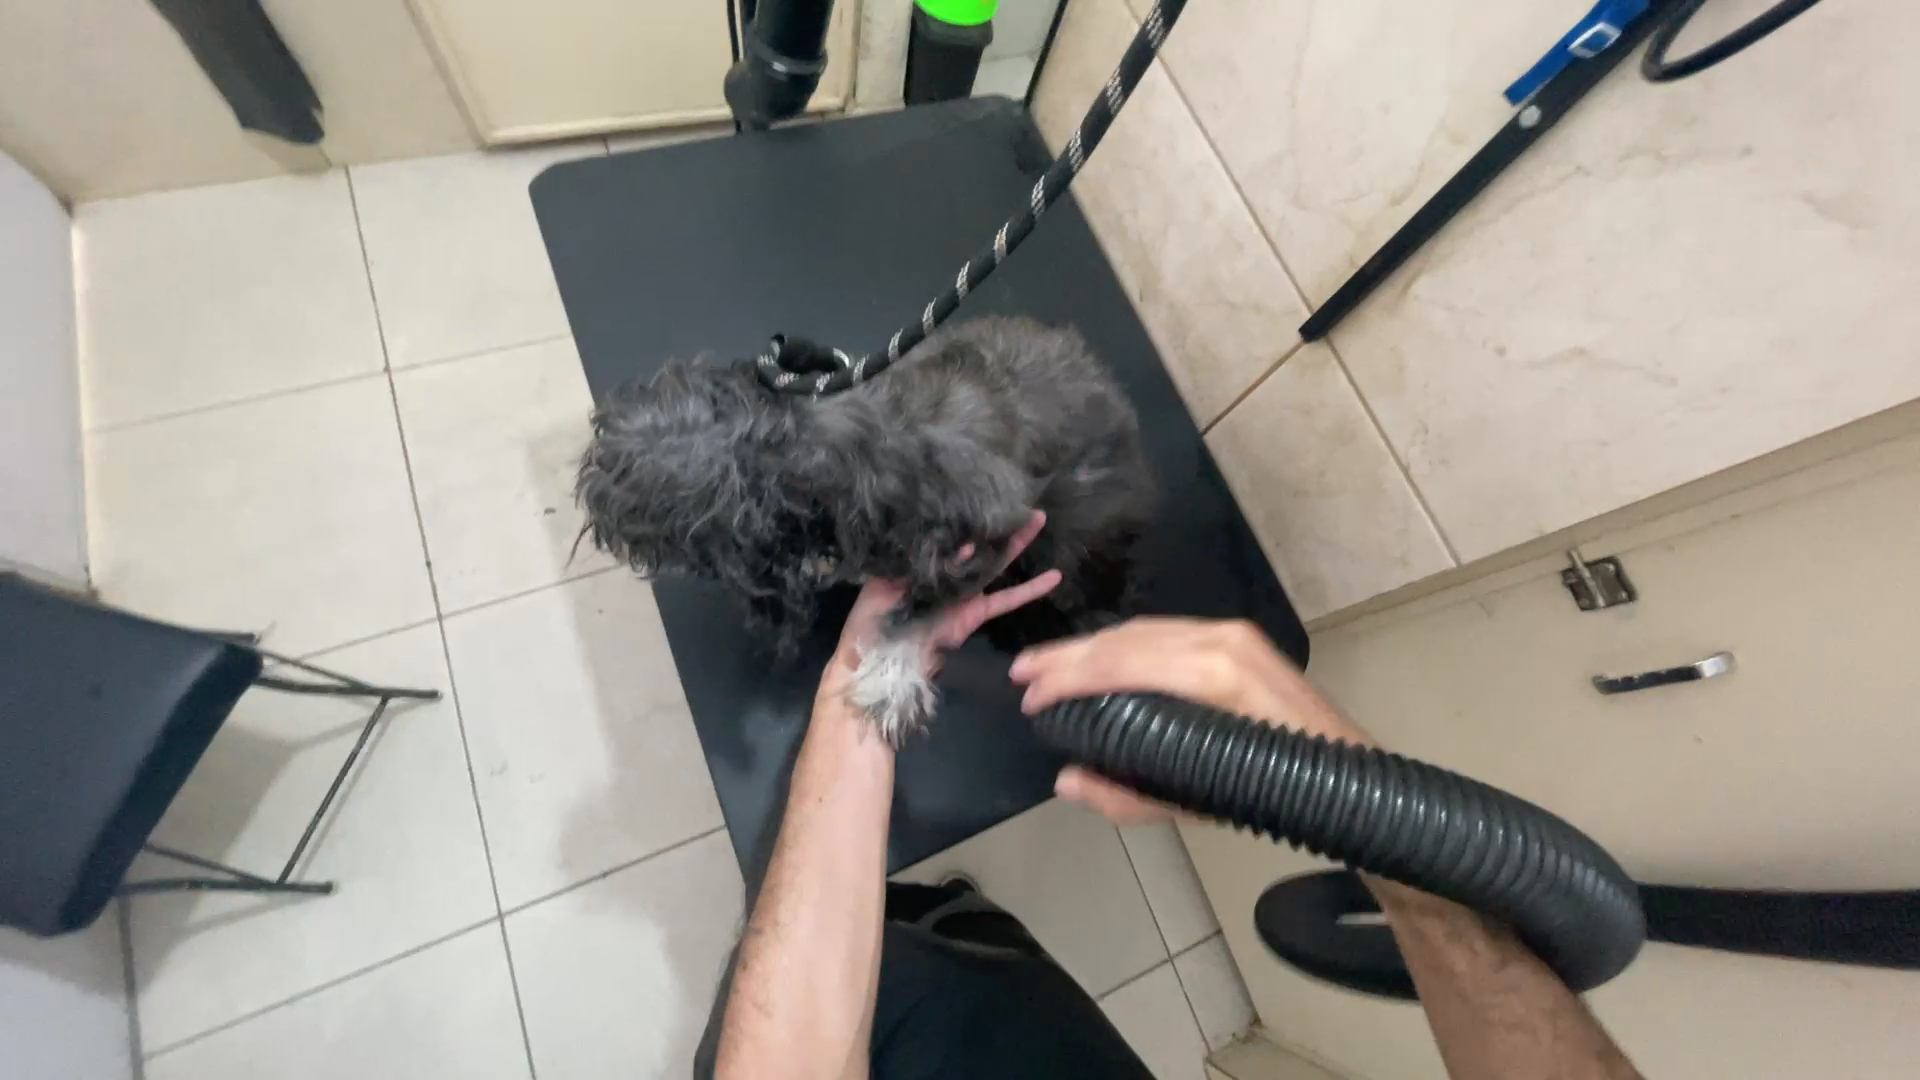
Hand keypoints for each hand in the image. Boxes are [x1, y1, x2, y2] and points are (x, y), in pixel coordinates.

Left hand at [819, 511, 1061, 703]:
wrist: (875, 663)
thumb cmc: (870, 621)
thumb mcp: (881, 579)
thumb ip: (912, 558)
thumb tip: (953, 541)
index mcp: (922, 563)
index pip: (947, 534)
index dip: (964, 516)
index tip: (981, 494)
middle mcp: (944, 574)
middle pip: (976, 542)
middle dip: (998, 522)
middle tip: (1021, 499)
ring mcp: (962, 593)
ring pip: (993, 563)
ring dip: (1017, 543)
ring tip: (1040, 519)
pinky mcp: (974, 614)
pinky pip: (1004, 600)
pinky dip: (1028, 590)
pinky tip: (1052, 577)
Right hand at [1008, 617, 1374, 824]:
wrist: (1350, 775)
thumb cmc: (1277, 793)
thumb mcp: (1200, 806)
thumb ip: (1128, 796)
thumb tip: (1066, 779)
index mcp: (1216, 676)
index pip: (1123, 664)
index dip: (1068, 677)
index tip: (1030, 696)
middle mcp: (1220, 640)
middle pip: (1125, 639)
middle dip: (1066, 656)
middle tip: (1022, 673)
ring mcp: (1228, 632)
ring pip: (1139, 629)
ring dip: (1088, 646)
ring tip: (1047, 663)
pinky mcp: (1232, 633)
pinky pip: (1161, 630)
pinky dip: (1119, 644)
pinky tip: (1095, 655)